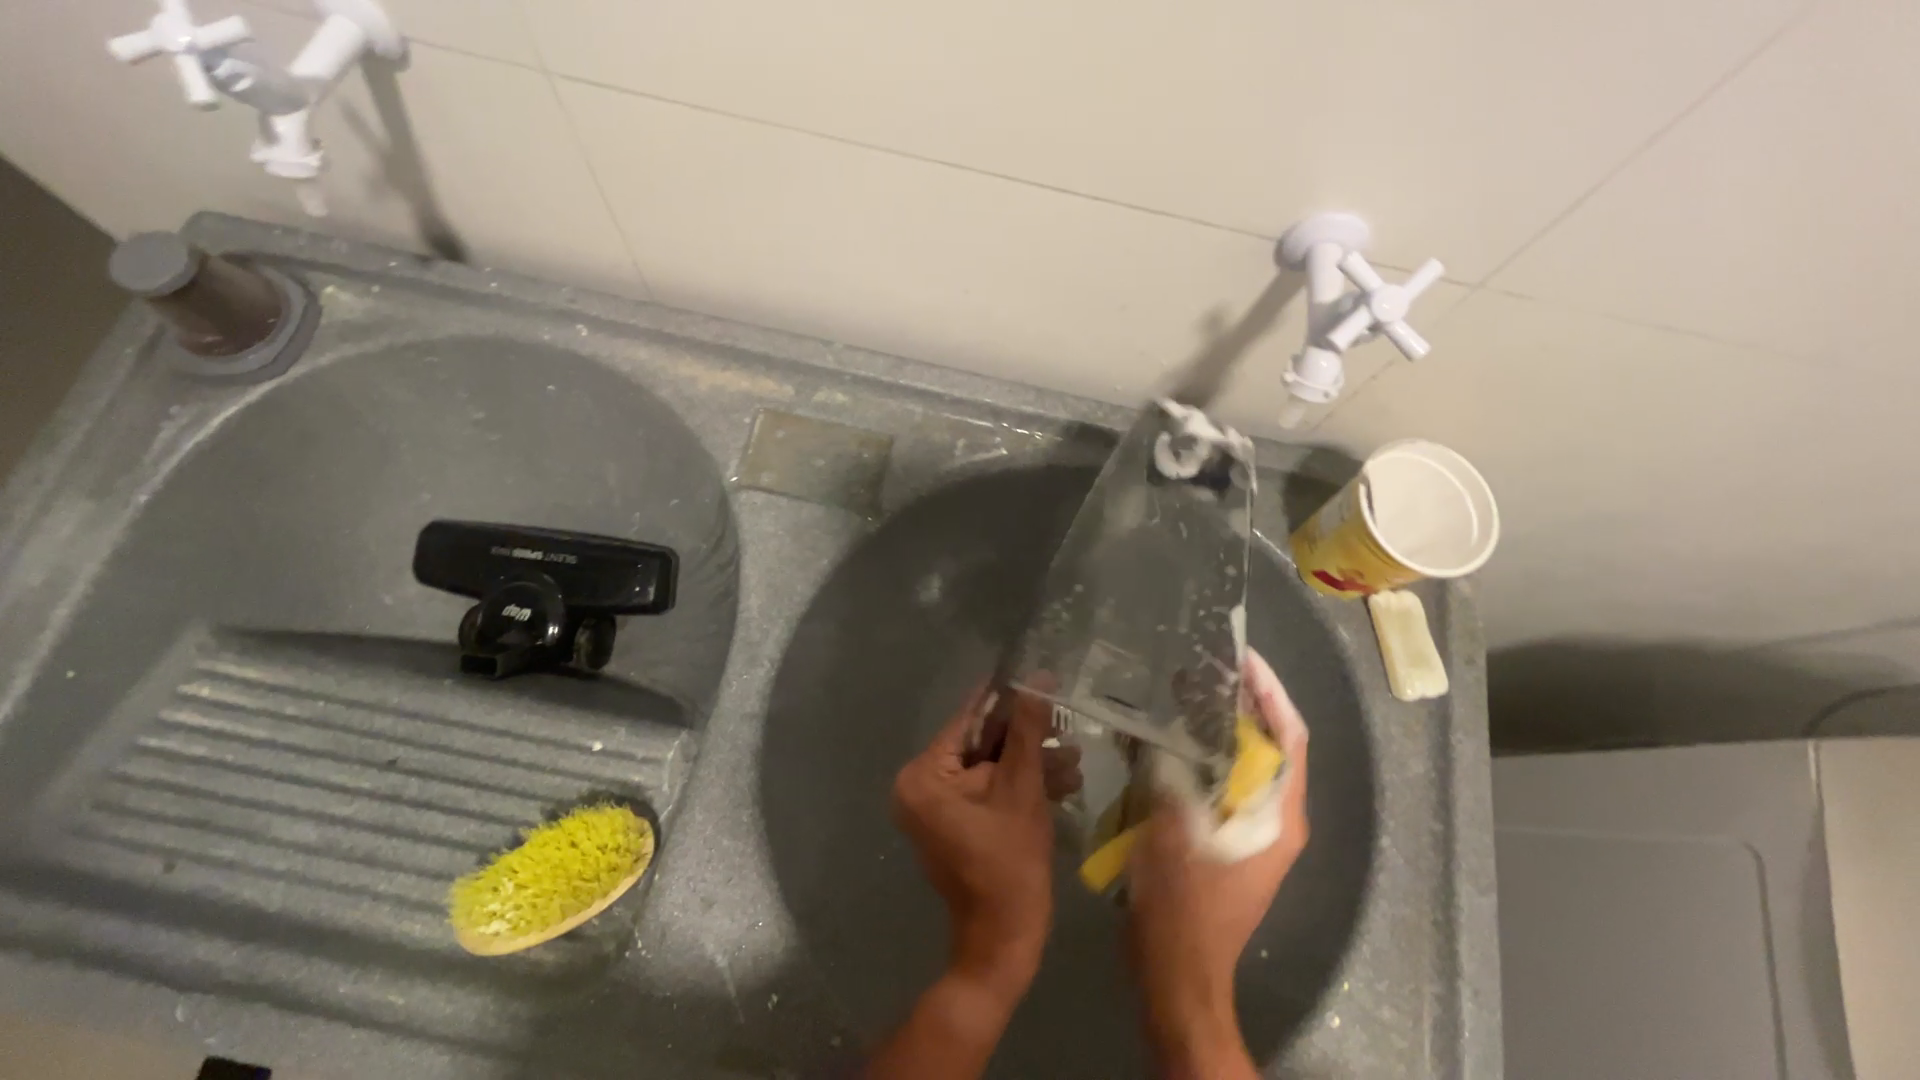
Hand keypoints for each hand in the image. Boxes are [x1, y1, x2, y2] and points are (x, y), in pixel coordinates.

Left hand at [891, 683, 1059, 994]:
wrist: (1005, 940)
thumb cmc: (1009, 864)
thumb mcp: (1022, 790)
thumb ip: (1027, 732)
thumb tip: (1038, 679)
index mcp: (923, 776)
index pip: (967, 721)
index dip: (1005, 698)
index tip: (1035, 674)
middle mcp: (920, 787)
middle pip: (981, 746)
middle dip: (1027, 739)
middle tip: (1066, 723)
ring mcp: (936, 808)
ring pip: (990, 770)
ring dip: (1032, 765)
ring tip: (1076, 757)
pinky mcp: (955, 824)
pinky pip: (988, 793)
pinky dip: (1020, 788)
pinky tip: (1063, 781)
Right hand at [1125, 651, 1310, 1076]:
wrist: (1179, 978)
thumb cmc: (1183, 910)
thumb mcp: (1173, 833)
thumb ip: (1172, 777)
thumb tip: (1163, 730)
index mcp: (1278, 815)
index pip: (1289, 736)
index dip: (1270, 692)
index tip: (1241, 656)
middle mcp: (1276, 819)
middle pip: (1267, 745)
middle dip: (1238, 704)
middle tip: (1199, 667)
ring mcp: (1253, 833)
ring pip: (1241, 765)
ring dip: (1215, 730)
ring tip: (1178, 695)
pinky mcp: (1229, 843)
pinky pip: (1219, 786)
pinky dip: (1197, 758)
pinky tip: (1161, 745)